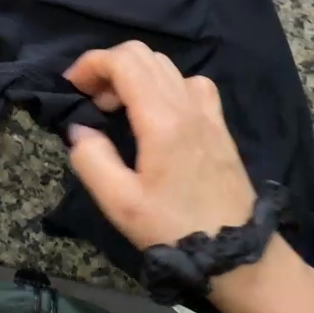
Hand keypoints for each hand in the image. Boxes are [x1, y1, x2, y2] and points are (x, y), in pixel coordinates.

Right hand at [63, 41, 255, 248]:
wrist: (240, 259)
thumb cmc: (176, 230)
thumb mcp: (120, 203)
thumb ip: (91, 159)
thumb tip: (80, 129)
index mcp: (161, 119)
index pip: (123, 61)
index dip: (91, 63)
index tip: (72, 85)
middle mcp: (186, 105)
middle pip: (142, 54)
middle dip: (108, 65)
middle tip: (90, 97)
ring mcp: (207, 112)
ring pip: (164, 64)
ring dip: (133, 73)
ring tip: (117, 106)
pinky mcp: (219, 124)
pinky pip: (189, 82)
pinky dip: (164, 83)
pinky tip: (157, 110)